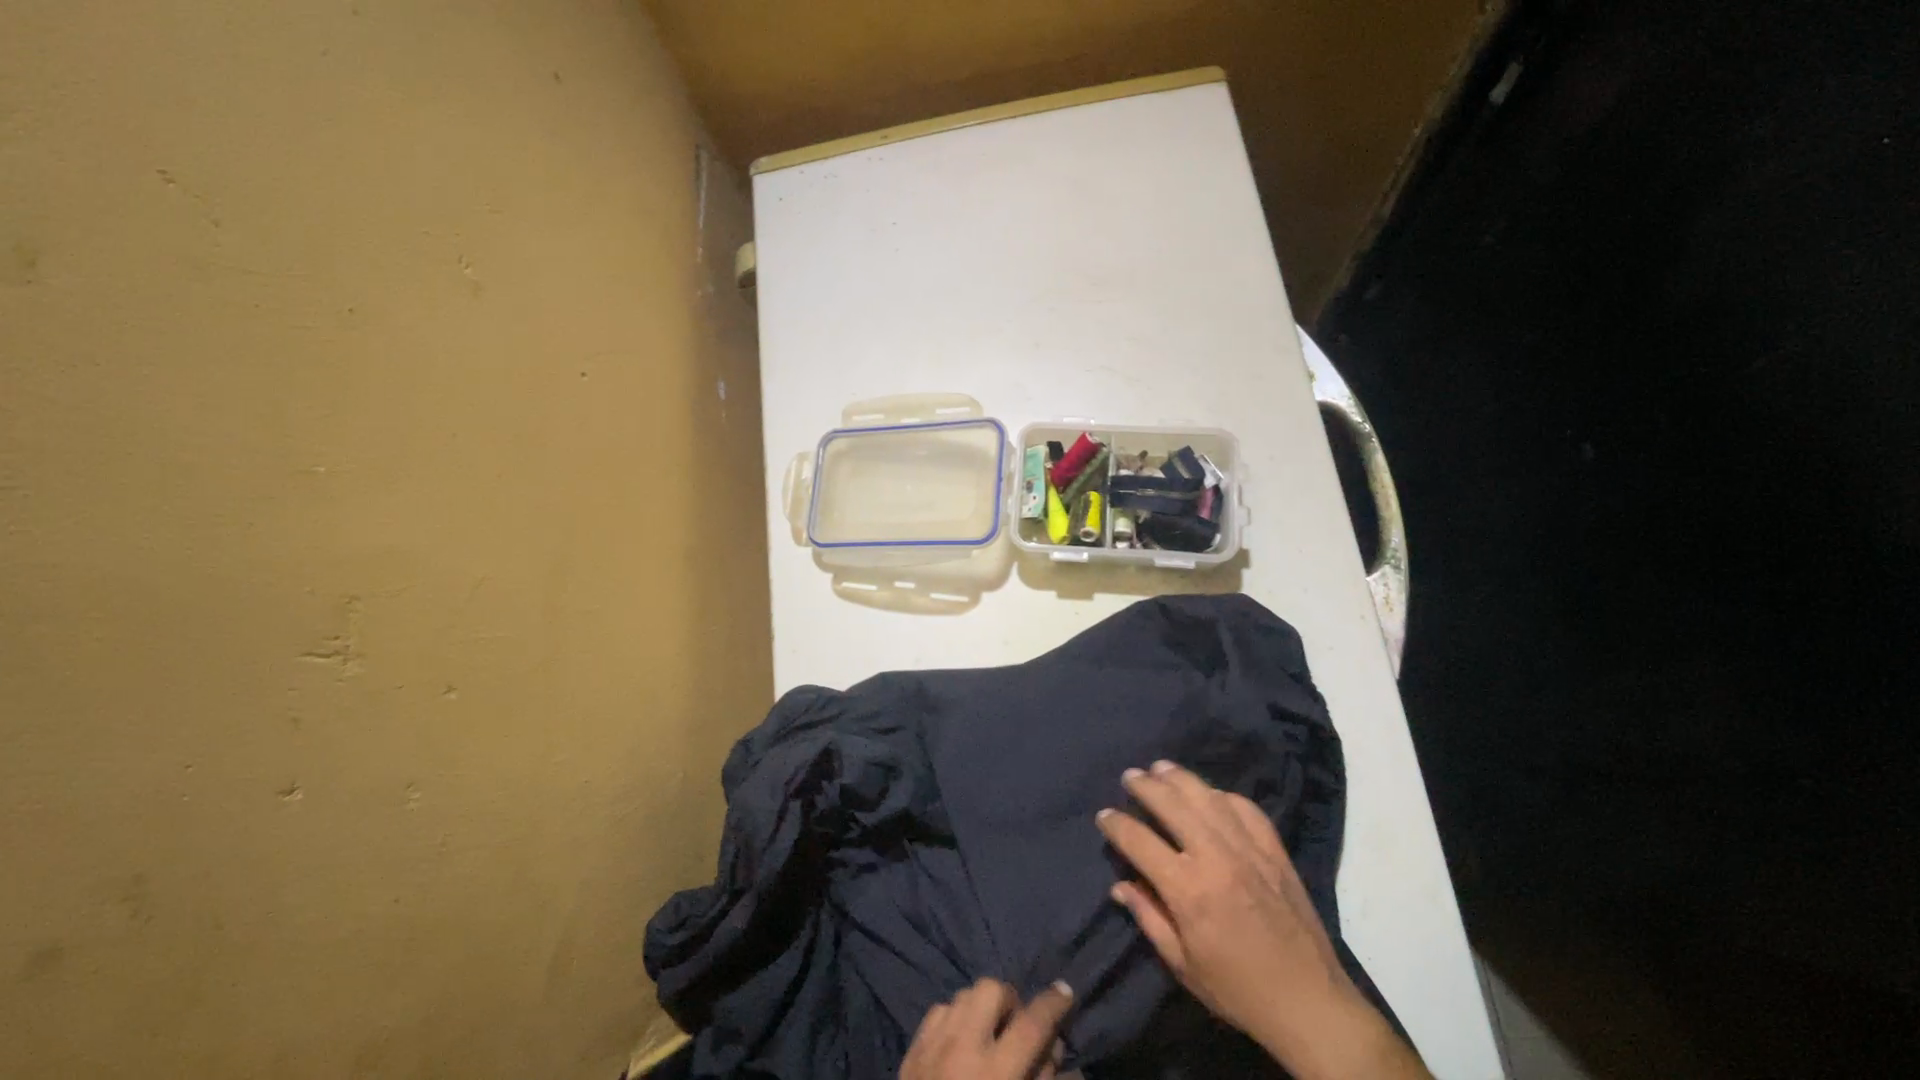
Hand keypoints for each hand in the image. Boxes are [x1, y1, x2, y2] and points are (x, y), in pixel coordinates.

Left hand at [901, 977, 1073, 1079]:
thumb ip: (1042, 1079)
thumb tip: (1052, 1046)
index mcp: (995, 1073)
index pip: (1032, 1024)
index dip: (1053, 1004)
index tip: (1065, 992)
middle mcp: (962, 1049)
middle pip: (992, 990)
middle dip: (1010, 1002)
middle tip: (1015, 1028)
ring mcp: (933, 1046)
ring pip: (963, 995)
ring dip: (982, 1008)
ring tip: (988, 1034)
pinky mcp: (912, 1050)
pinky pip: (940, 1011)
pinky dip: (955, 1019)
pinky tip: (960, 1042)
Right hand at [1098, 761, 1430, 1079]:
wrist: (1308, 1000)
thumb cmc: (1236, 989)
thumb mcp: (1182, 963)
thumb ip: (1149, 917)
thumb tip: (1120, 885)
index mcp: (1187, 889)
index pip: (1139, 841)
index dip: (1116, 825)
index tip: (1104, 816)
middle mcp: (1216, 857)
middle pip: (1172, 804)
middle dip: (1145, 786)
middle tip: (1129, 776)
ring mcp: (1250, 850)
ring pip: (1209, 797)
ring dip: (1180, 778)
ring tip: (1161, 768)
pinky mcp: (1276, 852)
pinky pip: (1246, 809)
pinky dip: (1224, 795)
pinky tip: (1211, 793)